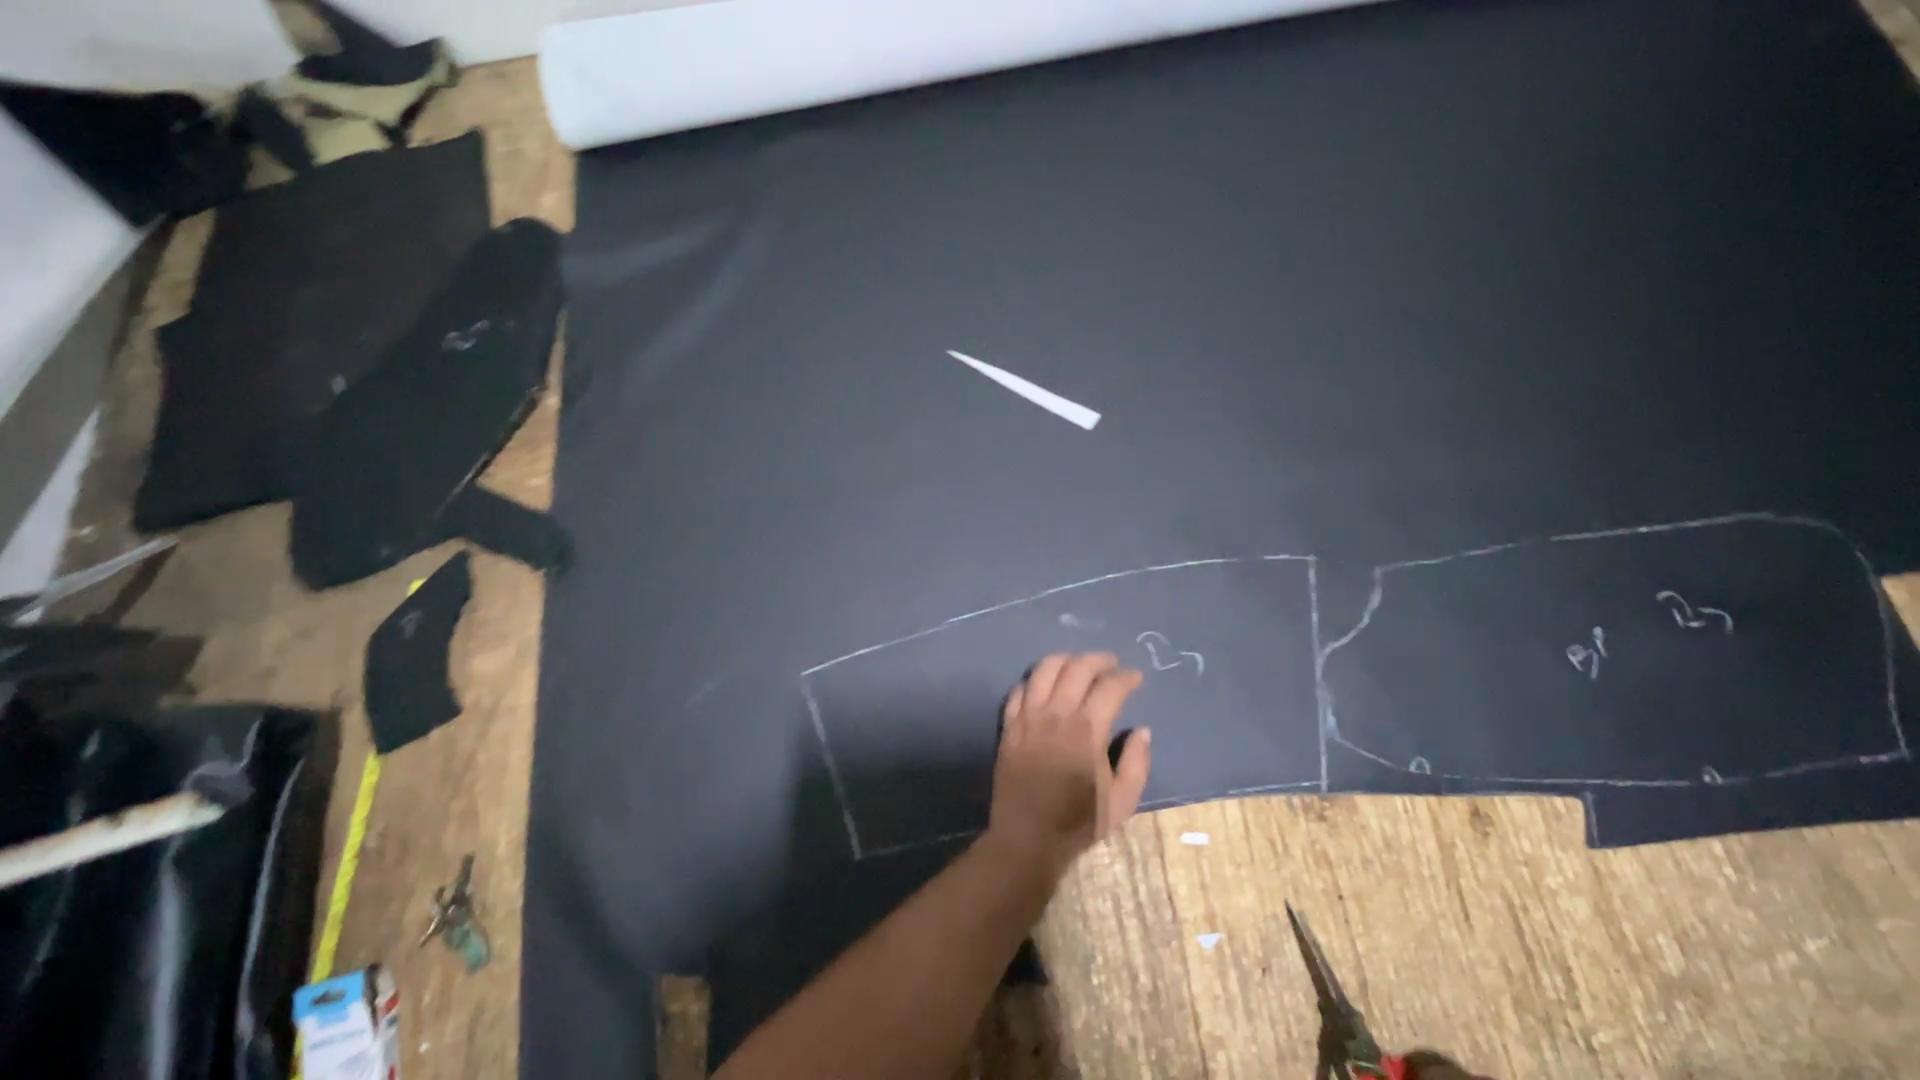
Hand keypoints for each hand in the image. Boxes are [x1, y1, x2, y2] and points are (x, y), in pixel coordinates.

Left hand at [985, 652, 1152, 873]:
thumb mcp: (1123, 801)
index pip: (1109, 687)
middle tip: (1111, 664)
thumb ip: (1137, 762)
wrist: (1027, 838)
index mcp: (1087, 731)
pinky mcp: (1009, 727)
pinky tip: (1045, 685)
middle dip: (1099, 660)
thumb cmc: (1079, 822)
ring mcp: (1028, 718)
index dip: (1126, 678)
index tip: (1135, 678)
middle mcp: (1055, 715)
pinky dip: (1034, 680)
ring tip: (1079, 665)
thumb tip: (1141, 731)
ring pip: (1044, 669)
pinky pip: (1019, 690)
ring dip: (1066, 660)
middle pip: (1077, 668)